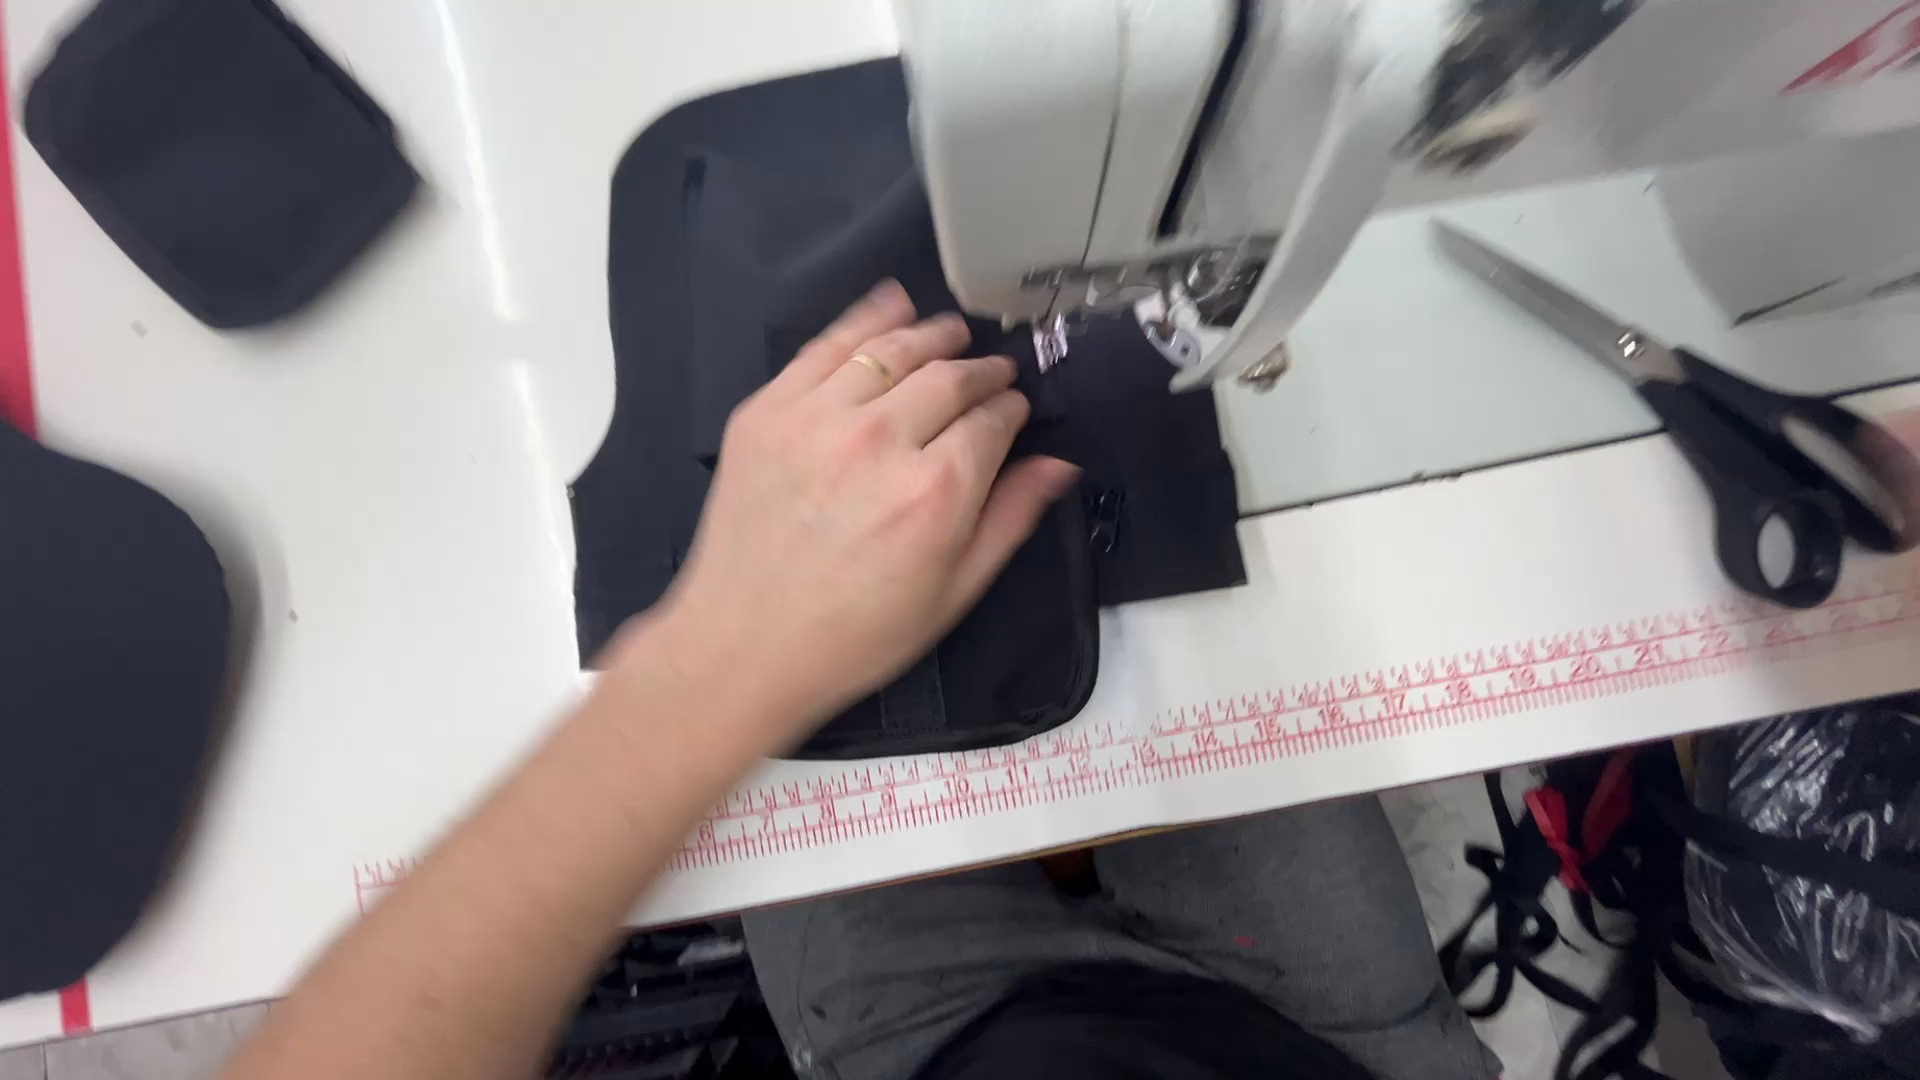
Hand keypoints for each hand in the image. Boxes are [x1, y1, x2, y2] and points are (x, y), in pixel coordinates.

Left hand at [638, 280, 1078, 749]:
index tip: (1015, 408)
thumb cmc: (856, 634)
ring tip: (952, 333)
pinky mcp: (767, 410)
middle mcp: (879, 439)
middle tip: (994, 371)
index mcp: (936, 490)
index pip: (993, 419)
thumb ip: (1010, 518)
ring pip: (893, 348)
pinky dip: (864, 318)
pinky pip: (824, 345)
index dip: (1012, 408)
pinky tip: (890, 304)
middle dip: (982, 370)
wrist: (744, 647)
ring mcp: (816, 417)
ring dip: (932, 335)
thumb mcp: (953, 592)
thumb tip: (1058, 464)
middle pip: (949, 377)